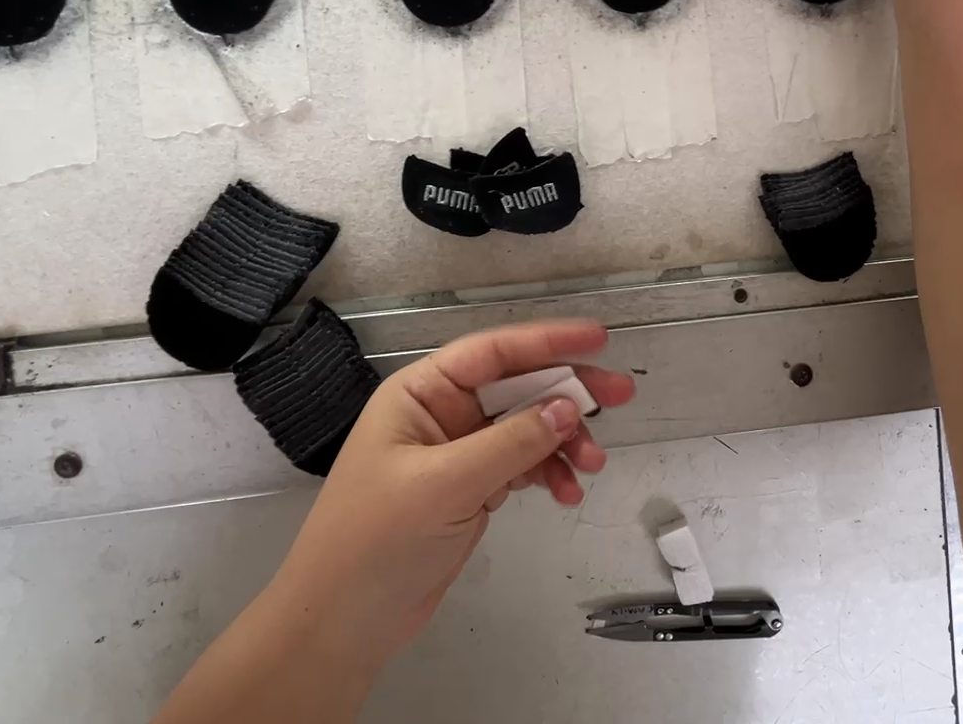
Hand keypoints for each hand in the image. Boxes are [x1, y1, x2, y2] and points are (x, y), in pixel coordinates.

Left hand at [273, 319, 633, 662]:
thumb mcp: (444, 485)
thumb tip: (568, 408)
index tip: (598, 338)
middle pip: (518, 386)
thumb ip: (511, 443)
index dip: (547, 341)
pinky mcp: (473, 487)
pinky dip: (549, 474)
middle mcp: (444, 412)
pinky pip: (523, 465)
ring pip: (527, 427)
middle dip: (568, 391)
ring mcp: (461, 451)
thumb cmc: (376, 540)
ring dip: (563, 441)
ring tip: (593, 464)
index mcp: (422, 392)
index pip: (493, 352)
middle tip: (620, 394)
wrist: (342, 624)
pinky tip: (568, 492)